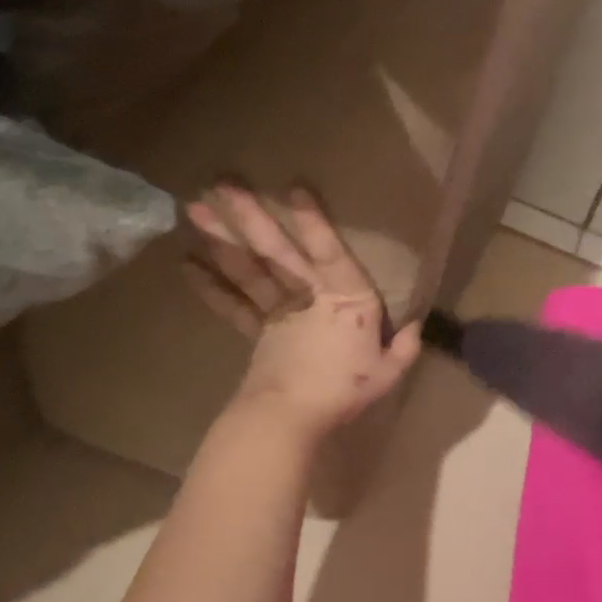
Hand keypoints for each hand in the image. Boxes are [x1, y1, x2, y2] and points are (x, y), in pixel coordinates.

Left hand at [182, 183, 421, 439]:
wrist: (291, 418)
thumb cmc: (344, 390)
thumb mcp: (389, 371)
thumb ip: (403, 346)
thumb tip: (415, 325)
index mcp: (346, 300)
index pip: (330, 253)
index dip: (314, 222)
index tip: (295, 188)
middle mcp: (308, 296)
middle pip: (277, 252)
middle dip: (250, 217)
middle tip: (223, 183)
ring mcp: (276, 312)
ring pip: (248, 269)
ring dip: (221, 238)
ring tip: (195, 207)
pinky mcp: (256, 332)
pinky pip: (231, 305)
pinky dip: (209, 285)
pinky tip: (186, 264)